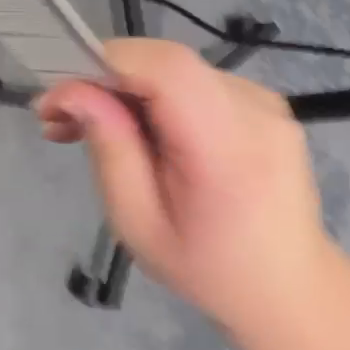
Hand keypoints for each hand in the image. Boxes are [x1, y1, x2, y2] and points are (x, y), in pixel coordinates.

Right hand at [39, 38, 334, 332]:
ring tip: (95, 127)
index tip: (59, 102)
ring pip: (172, 66)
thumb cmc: (207, 267)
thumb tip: (73, 91)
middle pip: (164, 61)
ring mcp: (265, 101)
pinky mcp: (262, 100)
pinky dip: (153, 93)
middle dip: (104, 78)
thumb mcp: (139, 223)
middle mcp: (255, 112)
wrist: (289, 288)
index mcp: (230, 150)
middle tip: (63, 118)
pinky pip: (191, 78)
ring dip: (125, 86)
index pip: (166, 69)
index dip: (105, 67)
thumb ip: (109, 149)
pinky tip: (140, 129)